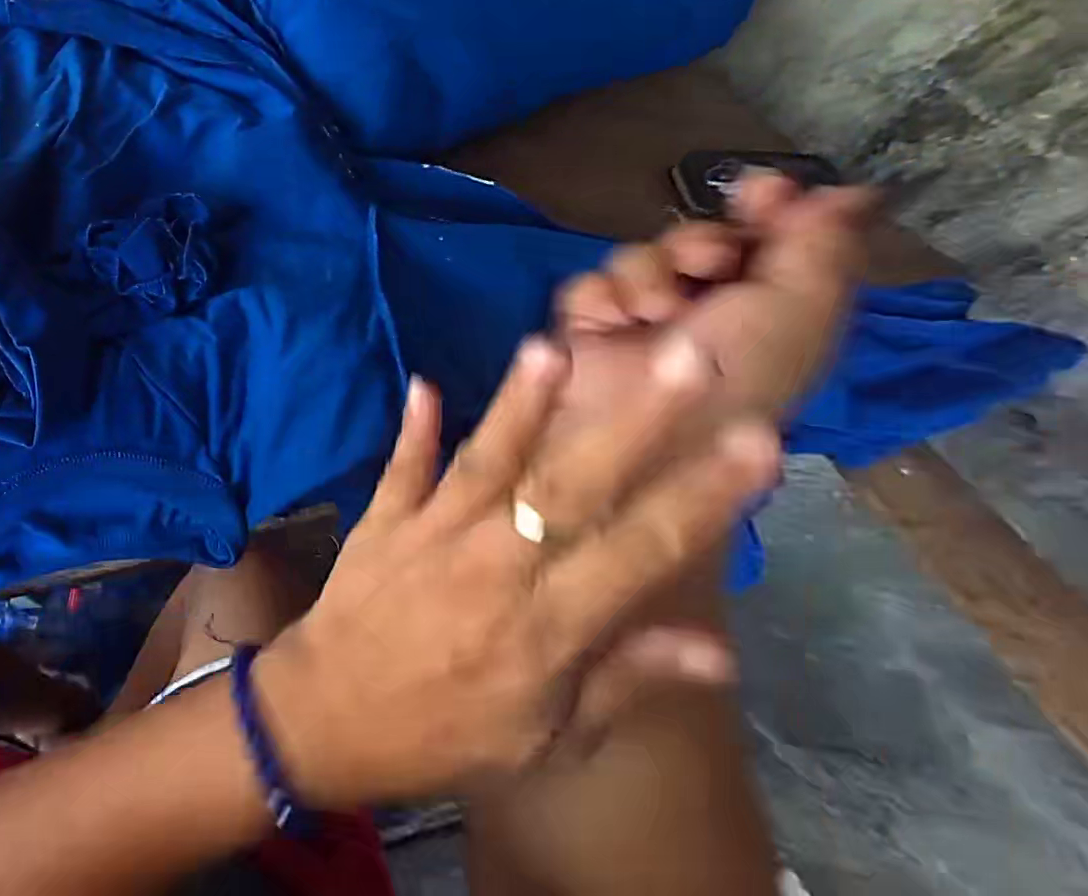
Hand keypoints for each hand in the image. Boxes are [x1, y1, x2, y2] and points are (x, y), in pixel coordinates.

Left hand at [252, 337, 781, 809]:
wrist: (330, 714)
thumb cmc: (445, 735)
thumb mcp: (546, 739)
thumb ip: (621, 683)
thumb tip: (715, 648)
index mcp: (546, 624)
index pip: (640, 549)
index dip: (702, 495)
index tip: (757, 438)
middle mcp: (492, 564)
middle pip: (569, 485)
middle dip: (632, 422)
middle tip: (681, 357)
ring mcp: (428, 534)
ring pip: (483, 461)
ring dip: (518, 404)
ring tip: (550, 348)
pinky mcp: (379, 523)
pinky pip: (399, 470)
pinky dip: (412, 429)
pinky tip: (423, 383)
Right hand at [555, 173, 873, 430]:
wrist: (641, 423)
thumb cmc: (735, 374)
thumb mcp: (798, 310)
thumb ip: (821, 245)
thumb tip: (846, 192)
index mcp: (767, 306)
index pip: (765, 239)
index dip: (766, 208)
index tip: (760, 190)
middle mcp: (703, 306)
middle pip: (695, 239)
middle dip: (701, 243)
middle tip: (708, 262)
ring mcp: (638, 315)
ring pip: (636, 257)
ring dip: (649, 276)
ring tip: (653, 313)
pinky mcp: (584, 322)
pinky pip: (587, 283)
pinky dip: (601, 298)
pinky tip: (613, 322)